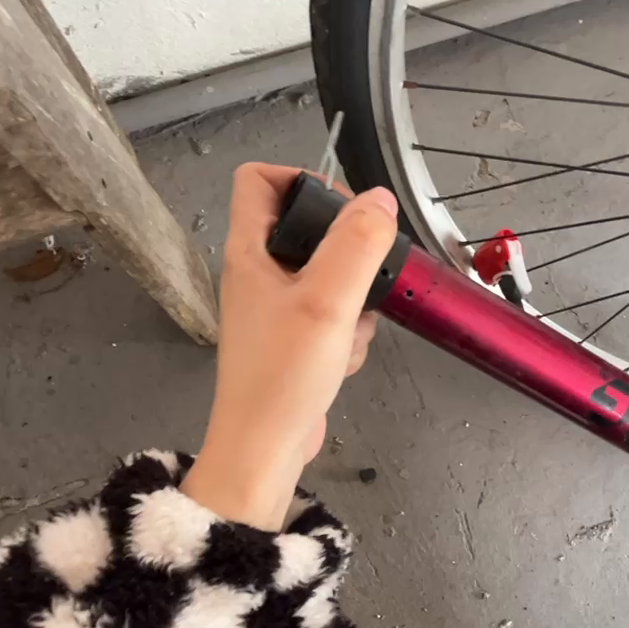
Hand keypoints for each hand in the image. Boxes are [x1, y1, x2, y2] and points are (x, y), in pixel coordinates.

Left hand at [181, 163, 397, 529]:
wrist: (265, 450)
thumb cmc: (286, 373)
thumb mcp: (327, 301)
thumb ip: (357, 245)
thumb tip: (379, 198)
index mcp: (249, 250)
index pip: (259, 179)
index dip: (300, 177)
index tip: (341, 208)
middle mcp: (258, 274)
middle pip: (307, 230)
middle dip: (347, 251)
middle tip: (364, 276)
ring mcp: (276, 310)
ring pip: (329, 277)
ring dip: (353, 300)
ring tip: (352, 330)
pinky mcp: (294, 342)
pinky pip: (332, 317)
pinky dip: (347, 332)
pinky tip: (345, 358)